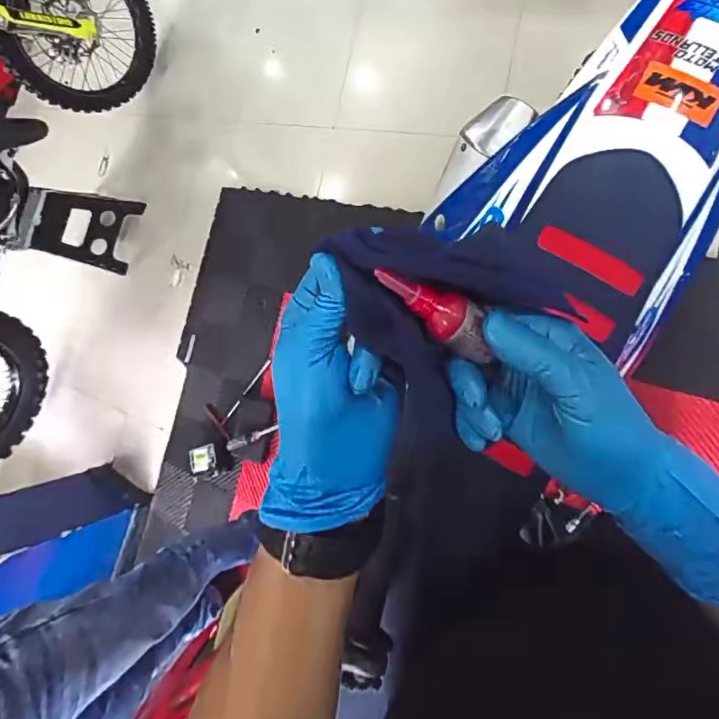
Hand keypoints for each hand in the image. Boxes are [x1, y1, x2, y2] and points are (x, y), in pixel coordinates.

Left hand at [261, 254, 399, 532]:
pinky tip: (409, 347)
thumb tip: (328, 258)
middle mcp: (340, 325)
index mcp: (309, 319)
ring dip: (387, 327)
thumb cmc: (313, 409)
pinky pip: (406, 336)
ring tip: (379, 356)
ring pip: (388, 311)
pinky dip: (406, 341)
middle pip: (364, 290)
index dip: (351, 262)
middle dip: (380, 291)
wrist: (341, 470)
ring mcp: (369, 342)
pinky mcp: (395, 360)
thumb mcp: (310, 353)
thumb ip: (323, 307)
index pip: (330, 276)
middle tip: (404, 282)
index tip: (380, 248)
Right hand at [448, 311, 718, 605]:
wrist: (622, 480)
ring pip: (467, 380)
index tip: (453, 351)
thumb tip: (486, 322)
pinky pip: (471, 408)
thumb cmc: (610, 426)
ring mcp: (512, 382)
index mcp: (545, 334)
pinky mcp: (504, 411)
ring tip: (491, 432)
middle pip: (471, 349)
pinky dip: (470, 425)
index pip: (494, 316)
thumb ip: (533, 353)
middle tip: (477, 404)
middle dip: (467, 379)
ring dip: (470, 407)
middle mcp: (523, 352)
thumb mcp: (575, 387)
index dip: (466, 329)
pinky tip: (484, 443)